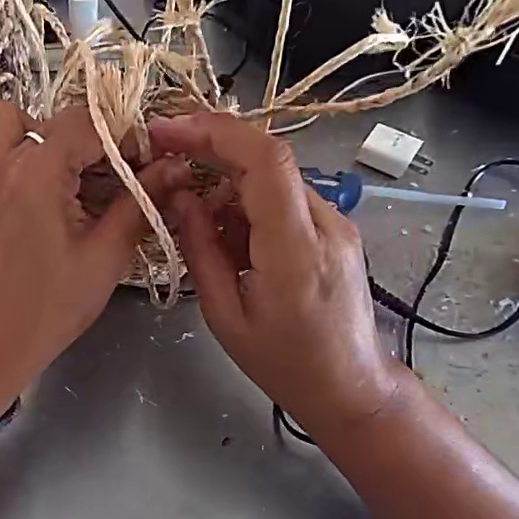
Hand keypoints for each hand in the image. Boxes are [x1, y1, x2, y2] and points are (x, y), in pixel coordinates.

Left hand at [0, 103, 183, 419]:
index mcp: (37, 170)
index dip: (129, 138)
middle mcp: (9, 160)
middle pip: (63, 121)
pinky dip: (42, 154)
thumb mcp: (107, 253)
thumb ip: (142, 201)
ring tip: (96, 184)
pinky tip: (69, 195)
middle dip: (103, 140)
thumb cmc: (53, 303)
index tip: (153, 167)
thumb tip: (177, 167)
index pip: (91, 122)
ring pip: (32, 125)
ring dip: (68, 143)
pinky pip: (14, 149)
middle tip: (130, 179)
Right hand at [149, 112, 413, 436]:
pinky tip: (233, 242)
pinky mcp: (334, 227)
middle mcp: (325, 222)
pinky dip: (247, 205)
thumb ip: (201, 250)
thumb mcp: (225, 316)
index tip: (168, 131)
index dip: (214, 133)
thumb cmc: (284, 364)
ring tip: (204, 233)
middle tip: (166, 159)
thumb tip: (181, 197)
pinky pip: (283, 198)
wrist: (352, 387)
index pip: (265, 161)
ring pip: (271, 178)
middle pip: (266, 159)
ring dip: (227, 187)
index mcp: (296, 249)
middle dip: (210, 149)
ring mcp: (336, 221)